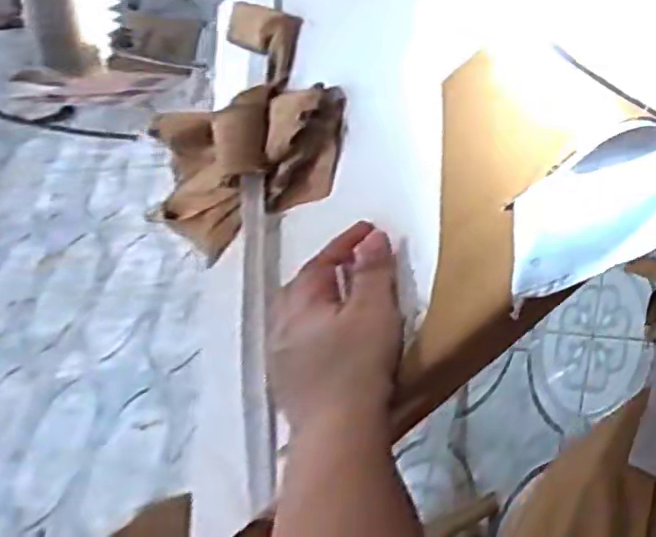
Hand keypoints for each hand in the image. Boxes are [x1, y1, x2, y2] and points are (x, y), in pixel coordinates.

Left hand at [270, 222, 401, 434]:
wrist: (338, 429)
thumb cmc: (358, 361)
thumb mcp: (374, 308)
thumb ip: (372, 270)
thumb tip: (371, 236)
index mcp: (299, 308)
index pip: (317, 265)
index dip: (343, 243)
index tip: (369, 227)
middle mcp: (281, 330)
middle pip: (300, 289)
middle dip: (327, 268)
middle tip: (356, 256)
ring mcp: (281, 360)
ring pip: (298, 314)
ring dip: (322, 295)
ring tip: (348, 289)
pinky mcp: (291, 382)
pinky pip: (302, 336)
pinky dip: (321, 319)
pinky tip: (337, 328)